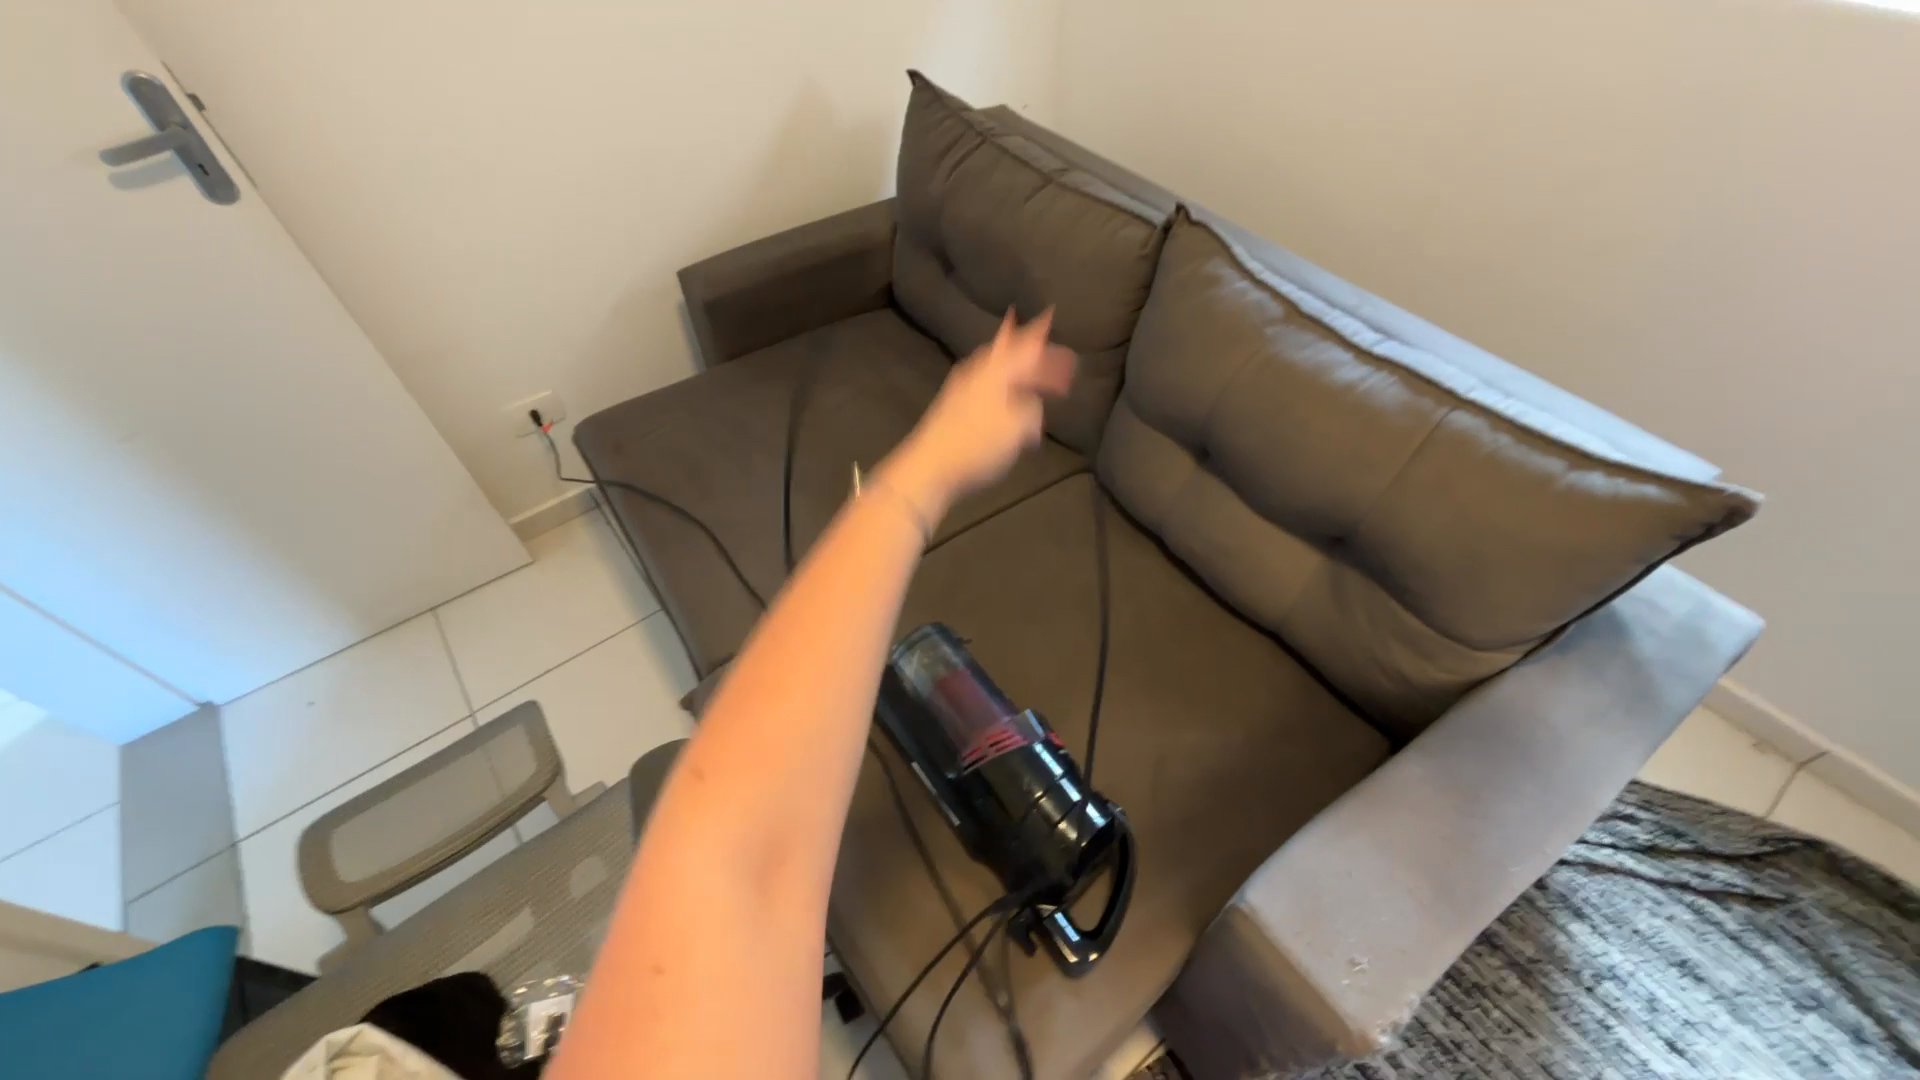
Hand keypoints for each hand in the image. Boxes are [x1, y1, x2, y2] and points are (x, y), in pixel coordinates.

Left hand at [878, 310, 1076, 521]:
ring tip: (1023, 359)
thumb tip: (1031, 401)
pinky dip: (999, 379)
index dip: (1042, 335)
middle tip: (1039, 331)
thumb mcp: (1019, 428)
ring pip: (992, 362)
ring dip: (1010, 360)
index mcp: (998, 370)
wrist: (929, 466)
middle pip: (1005, 346)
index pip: (1026, 344)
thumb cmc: (978, 445)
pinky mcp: (952, 404)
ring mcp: (961, 386)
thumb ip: (1032, 408)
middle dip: (1023, 339)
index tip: (1054, 318)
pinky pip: (983, 379)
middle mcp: (978, 370)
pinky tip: (1001, 390)